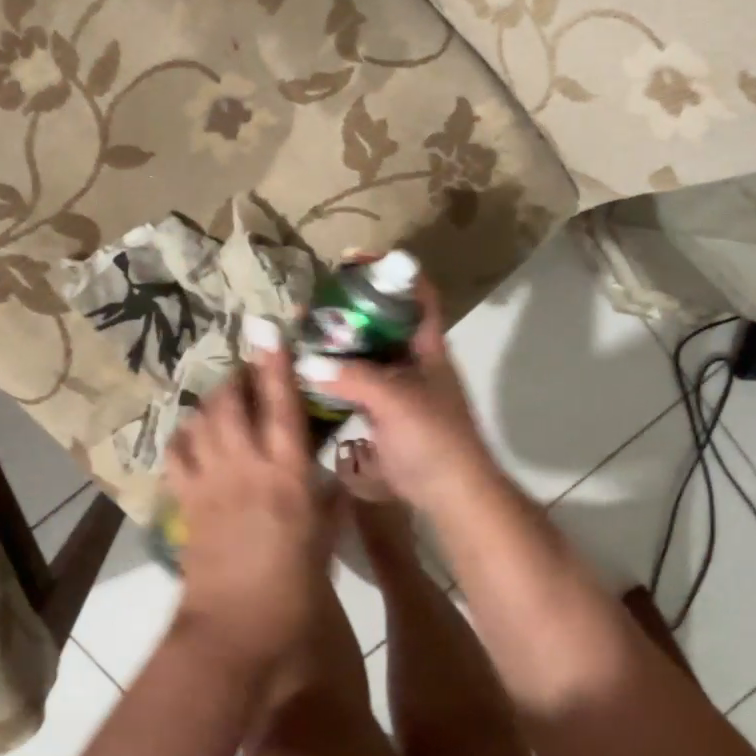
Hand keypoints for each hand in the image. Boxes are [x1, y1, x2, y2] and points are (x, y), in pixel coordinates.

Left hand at [166, 318, 335, 671]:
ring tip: (224, 398)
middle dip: (236, 376)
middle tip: (248, 370)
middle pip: (230, 402)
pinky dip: (185, 437)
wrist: (234, 631)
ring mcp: (210, 483)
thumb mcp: (323, 540)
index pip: (280, 406)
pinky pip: (177, 455)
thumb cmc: (293, 590)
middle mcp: (245, 467)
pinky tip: (195, 435)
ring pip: (201, 421)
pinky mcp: (186, 503)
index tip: (269, 330)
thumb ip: (325, 500)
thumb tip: (327, 474)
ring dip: (211, 401)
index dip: (274, 364)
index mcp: (287, 474)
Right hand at [297, 273, 501, 510]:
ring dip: (338, 343)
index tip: (353, 260)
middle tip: (312, 303)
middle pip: (383, 321)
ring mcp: (402, 388)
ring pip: (368, 354)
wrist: (453, 495)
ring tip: (302, 334)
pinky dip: (336, 376)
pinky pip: (358, 384)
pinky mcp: (387, 415)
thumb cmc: (434, 439)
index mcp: (428, 347)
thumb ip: (352, 377)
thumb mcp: (394, 400)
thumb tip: (308, 363)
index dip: (391, 271)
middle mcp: (416, 361)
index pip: (416, 294)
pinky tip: (308, 375)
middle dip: (349, 309)